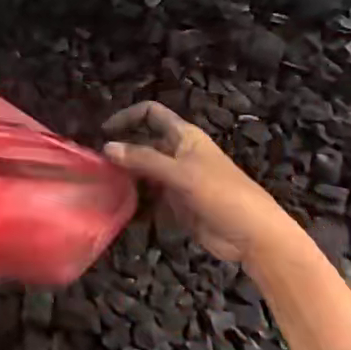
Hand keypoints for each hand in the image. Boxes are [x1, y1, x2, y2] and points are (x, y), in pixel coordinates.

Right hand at [103, 101, 297, 263]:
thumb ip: (142, 159)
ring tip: (103, 183)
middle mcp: (177, 152)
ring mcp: (176, 177)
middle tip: (96, 162)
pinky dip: (134, 196)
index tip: (106, 132)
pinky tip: (118, 202)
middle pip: (143, 141)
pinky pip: (148, 193)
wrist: (254, 236)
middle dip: (121, 148)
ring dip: (125, 174)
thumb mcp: (180, 173)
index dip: (128, 116)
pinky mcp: (176, 201)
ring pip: (143, 169)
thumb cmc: (222, 194)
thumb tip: (106, 146)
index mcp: (184, 136)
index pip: (151, 113)